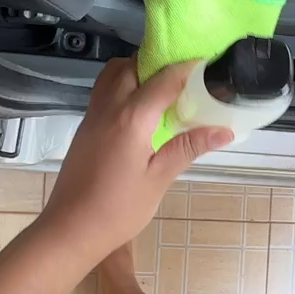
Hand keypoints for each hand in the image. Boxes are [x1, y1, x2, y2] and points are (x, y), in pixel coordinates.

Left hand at [36, 59, 232, 262]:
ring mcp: (92, 115)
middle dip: (158, 65)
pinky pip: (104, 92)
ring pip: (113, 75)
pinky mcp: (85, 127)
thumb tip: (224, 131)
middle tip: (184, 80)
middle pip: (133, 66)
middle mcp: (109, 107)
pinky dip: (123, 87)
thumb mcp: (159, 179)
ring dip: (137, 72)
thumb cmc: (117, 209)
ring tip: (161, 93)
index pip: (165, 79)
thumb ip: (188, 148)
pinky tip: (140, 112)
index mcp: (132, 117)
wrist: (70, 229)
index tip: (209, 66)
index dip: (188, 68)